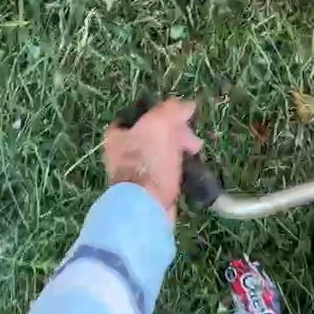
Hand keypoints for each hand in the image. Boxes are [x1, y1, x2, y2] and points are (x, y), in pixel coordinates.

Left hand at [104, 99, 203, 222]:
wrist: (145, 208)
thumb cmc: (148, 162)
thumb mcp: (159, 124)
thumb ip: (171, 109)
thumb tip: (187, 105)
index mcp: (118, 133)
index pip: (145, 113)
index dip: (166, 113)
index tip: (183, 119)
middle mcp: (122, 151)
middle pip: (155, 132)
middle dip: (178, 133)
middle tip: (193, 141)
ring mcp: (134, 171)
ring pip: (162, 151)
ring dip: (180, 150)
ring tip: (195, 154)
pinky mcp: (147, 188)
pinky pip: (165, 170)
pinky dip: (178, 167)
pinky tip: (189, 169)